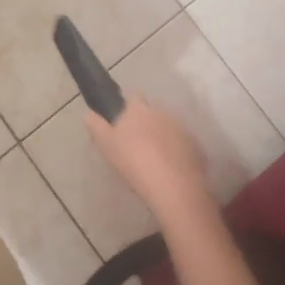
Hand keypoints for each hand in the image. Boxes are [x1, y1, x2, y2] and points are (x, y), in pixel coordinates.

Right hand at [85, 93, 214, 218]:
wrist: (173, 187)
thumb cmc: (133, 162)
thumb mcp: (106, 145)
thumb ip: (96, 126)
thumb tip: (88, 113)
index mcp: (138, 109)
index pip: (134, 96)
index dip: (129, 106)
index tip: (124, 121)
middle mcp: (162, 112)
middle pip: (154, 110)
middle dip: (148, 120)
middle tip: (139, 141)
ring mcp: (182, 129)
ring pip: (170, 126)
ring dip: (164, 135)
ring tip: (157, 157)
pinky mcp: (196, 147)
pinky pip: (184, 144)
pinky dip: (178, 151)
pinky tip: (173, 168)